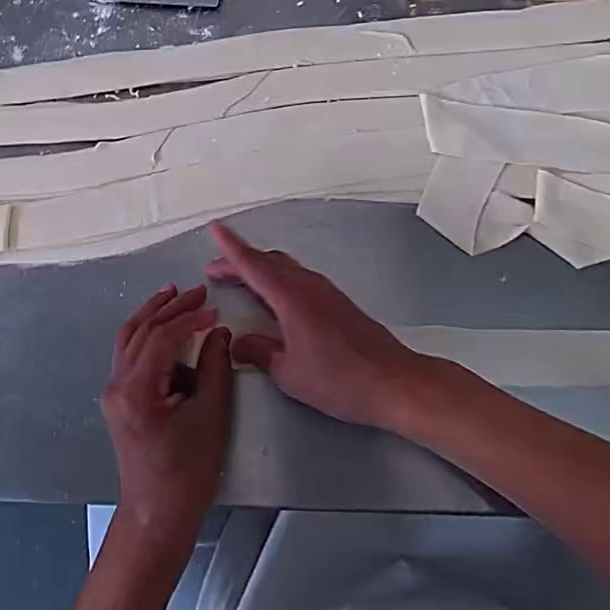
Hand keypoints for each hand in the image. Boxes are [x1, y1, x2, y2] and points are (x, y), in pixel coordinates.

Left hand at [102, 283, 233, 539]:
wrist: (157, 515)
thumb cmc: (187, 473)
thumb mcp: (210, 416)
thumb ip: (215, 367)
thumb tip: (218, 333)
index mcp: (136, 390)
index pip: (162, 337)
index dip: (190, 318)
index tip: (214, 311)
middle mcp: (117, 385)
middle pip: (142, 331)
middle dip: (171, 307)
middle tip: (197, 291)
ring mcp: (114, 392)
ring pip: (130, 338)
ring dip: (153, 314)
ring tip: (174, 295)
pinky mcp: (119, 400)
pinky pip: (130, 355)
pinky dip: (147, 336)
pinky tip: (165, 329)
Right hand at [207, 220, 436, 430]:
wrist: (394, 382)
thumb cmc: (339, 379)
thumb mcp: (289, 373)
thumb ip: (261, 353)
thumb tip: (240, 343)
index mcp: (291, 298)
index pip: (253, 265)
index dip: (231, 247)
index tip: (216, 228)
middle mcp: (307, 286)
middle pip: (268, 262)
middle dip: (240, 261)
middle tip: (216, 269)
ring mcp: (325, 291)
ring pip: (285, 268)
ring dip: (260, 269)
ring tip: (240, 281)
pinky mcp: (336, 302)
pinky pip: (298, 278)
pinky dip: (277, 279)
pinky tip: (274, 297)